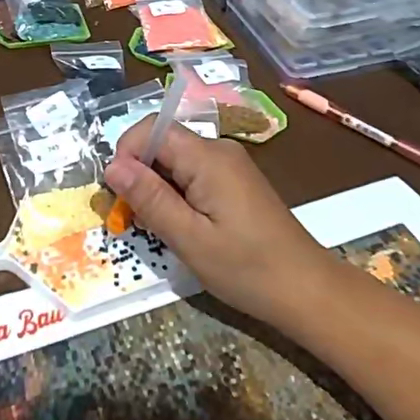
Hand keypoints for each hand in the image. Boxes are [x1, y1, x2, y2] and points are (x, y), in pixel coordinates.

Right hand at [105, 119, 335, 325]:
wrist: (308, 290)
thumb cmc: (247, 268)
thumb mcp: (190, 239)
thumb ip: (150, 198)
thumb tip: (112, 166)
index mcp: (208, 157)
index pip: (151, 129)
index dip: (126, 154)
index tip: (119, 195)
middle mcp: (218, 150)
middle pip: (163, 143)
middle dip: (138, 173)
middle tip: (133, 218)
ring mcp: (229, 165)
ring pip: (175, 160)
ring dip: (156, 186)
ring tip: (154, 227)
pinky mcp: (234, 181)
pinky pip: (193, 173)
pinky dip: (175, 193)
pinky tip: (179, 225)